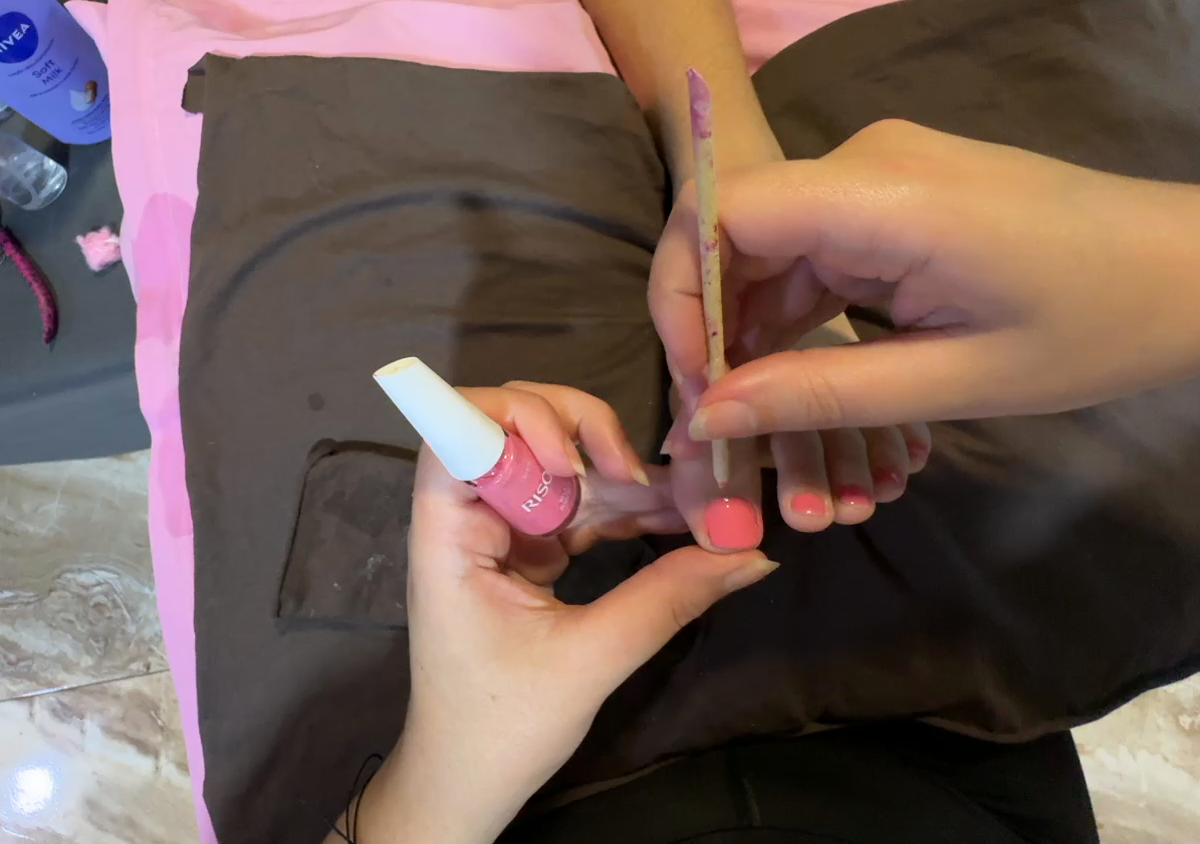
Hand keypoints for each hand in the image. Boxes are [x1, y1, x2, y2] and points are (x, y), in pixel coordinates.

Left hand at [349, 385, 777, 843]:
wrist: (471, 780)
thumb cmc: (503, 724)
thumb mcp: (590, 659)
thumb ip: (666, 599)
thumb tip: (750, 554)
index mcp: (449, 530)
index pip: (455, 431)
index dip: (512, 420)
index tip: (571, 464)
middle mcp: (470, 511)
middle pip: (515, 428)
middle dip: (583, 434)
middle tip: (638, 471)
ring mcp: (503, 524)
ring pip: (558, 462)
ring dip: (619, 471)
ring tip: (686, 489)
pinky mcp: (530, 544)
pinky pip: (579, 503)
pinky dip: (624, 504)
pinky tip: (673, 511)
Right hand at [653, 150, 930, 544]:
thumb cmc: (1105, 326)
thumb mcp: (959, 379)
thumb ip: (820, 393)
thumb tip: (708, 418)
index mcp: (881, 191)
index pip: (721, 212)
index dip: (681, 292)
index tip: (693, 377)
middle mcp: (858, 161)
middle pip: (729, 227)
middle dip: (704, 320)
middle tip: (716, 410)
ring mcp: (869, 174)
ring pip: (758, 244)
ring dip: (740, 321)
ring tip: (747, 402)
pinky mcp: (880, 197)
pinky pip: (800, 249)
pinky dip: (780, 309)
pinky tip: (784, 364)